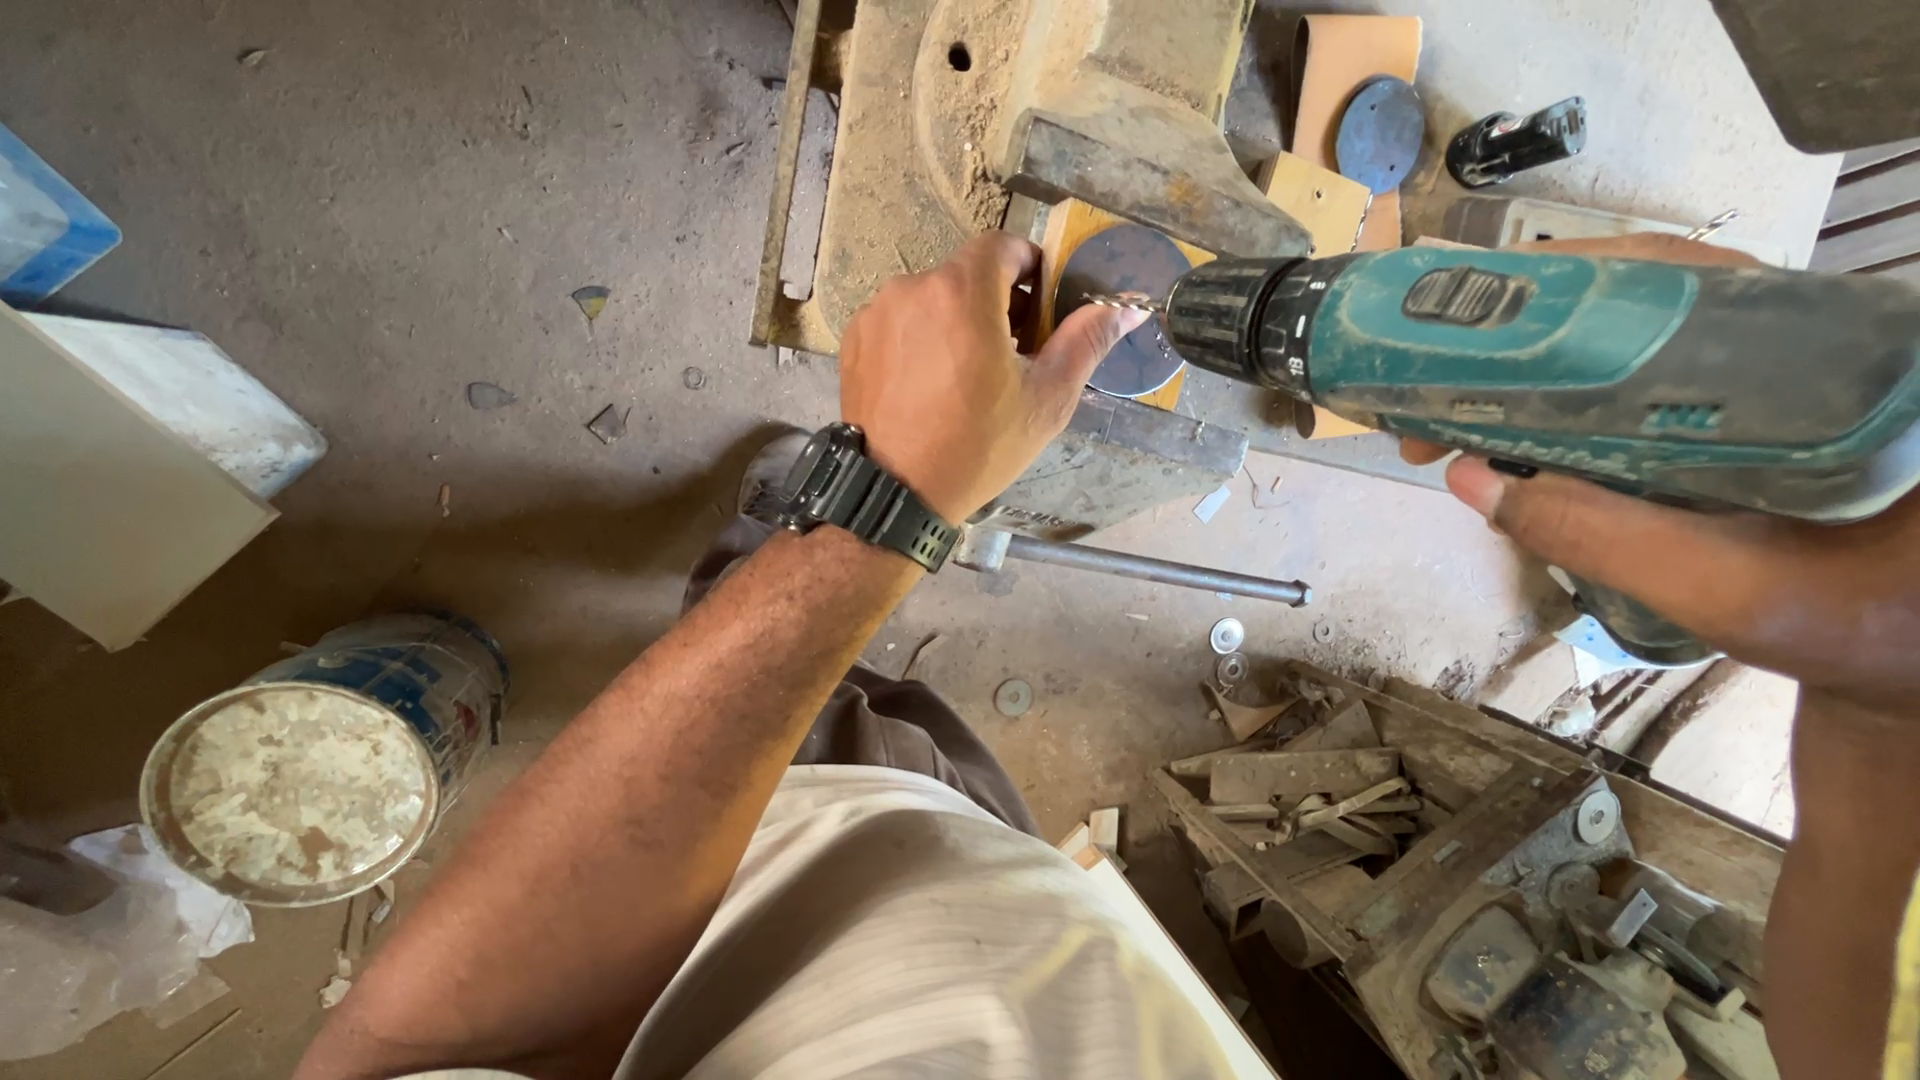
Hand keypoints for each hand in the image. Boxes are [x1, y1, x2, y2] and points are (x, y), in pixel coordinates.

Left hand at [839, 231, 1148, 521]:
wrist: (896, 493)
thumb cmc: (978, 446)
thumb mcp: (1046, 398)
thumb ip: (1086, 341)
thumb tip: (1126, 309)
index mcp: (961, 291)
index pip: (1002, 246)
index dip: (1028, 267)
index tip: (1039, 306)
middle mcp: (911, 288)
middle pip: (965, 275)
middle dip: (994, 302)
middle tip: (1010, 354)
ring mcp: (876, 315)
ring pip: (930, 301)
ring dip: (954, 322)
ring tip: (965, 377)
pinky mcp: (854, 342)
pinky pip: (899, 325)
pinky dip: (919, 341)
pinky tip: (928, 386)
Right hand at [1404, 234, 1919, 710]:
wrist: (1919, 662)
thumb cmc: (1859, 629)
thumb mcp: (1733, 592)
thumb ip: (1603, 537)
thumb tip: (1466, 477)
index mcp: (1849, 357)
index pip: (1687, 282)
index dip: (1565, 288)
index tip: (1468, 322)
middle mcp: (1819, 344)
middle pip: (1641, 309)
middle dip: (1521, 344)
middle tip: (1433, 390)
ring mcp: (1784, 380)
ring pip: (1633, 350)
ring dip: (1532, 380)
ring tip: (1453, 421)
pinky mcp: (1752, 416)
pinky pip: (1642, 389)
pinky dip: (1563, 408)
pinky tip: (1512, 439)